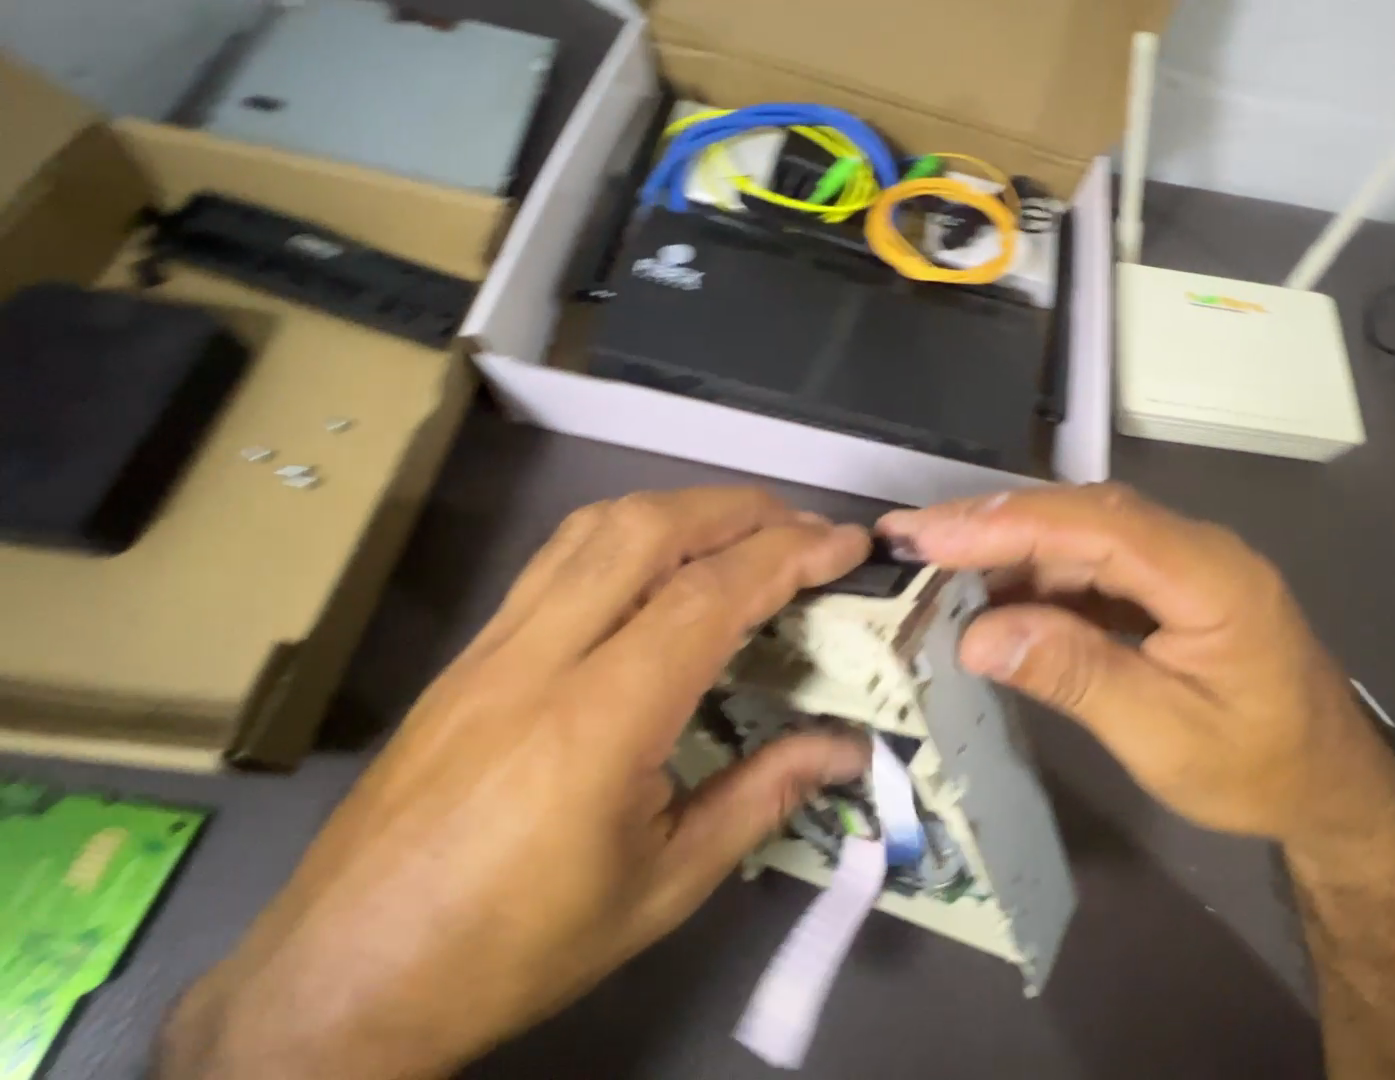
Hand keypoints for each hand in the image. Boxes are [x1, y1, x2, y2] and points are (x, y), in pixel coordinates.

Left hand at [159, 488, 871, 1079]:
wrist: (347, 980)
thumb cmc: (521, 945)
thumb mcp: (666, 883)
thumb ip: (763, 795)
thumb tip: (848, 748)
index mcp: (597, 722)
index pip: (707, 596)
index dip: (789, 555)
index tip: (848, 546)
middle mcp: (539, 660)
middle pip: (648, 530)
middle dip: (743, 510)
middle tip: (809, 529)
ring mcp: (493, 647)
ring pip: (594, 528)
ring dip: (684, 509)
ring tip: (748, 530)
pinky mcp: (469, 654)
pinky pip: (557, 558)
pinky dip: (629, 533)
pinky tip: (663, 562)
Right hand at [877, 485, 1394, 846]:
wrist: (1331, 786)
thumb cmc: (1259, 769)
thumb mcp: (1163, 736)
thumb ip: (1075, 675)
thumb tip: (978, 636)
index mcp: (1209, 577)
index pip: (1095, 527)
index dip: (1007, 525)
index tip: (929, 535)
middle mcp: (1195, 550)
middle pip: (1083, 515)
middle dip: (993, 523)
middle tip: (910, 537)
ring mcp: (1181, 565)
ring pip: (1083, 534)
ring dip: (1009, 547)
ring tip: (933, 564)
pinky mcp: (1167, 588)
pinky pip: (1094, 566)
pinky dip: (1037, 576)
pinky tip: (993, 593)